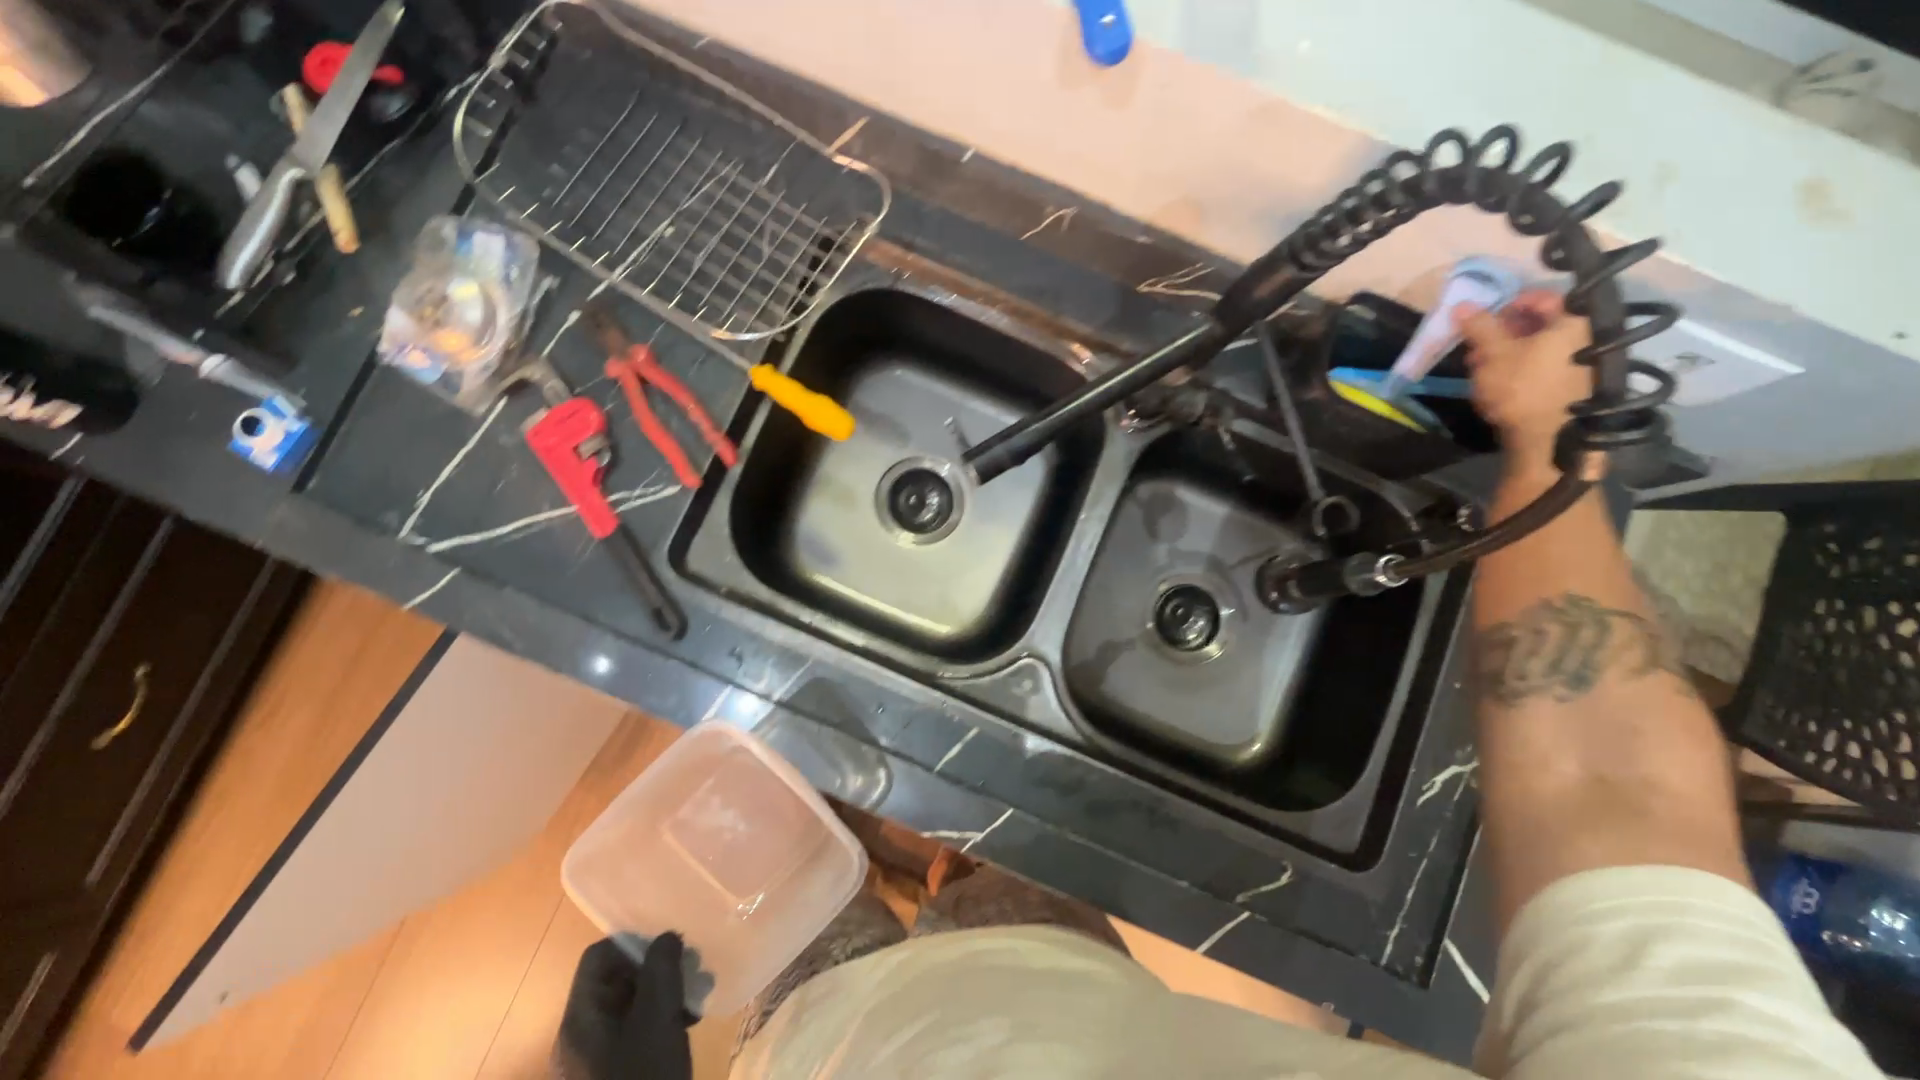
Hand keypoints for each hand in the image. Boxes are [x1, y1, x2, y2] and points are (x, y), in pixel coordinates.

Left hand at [554, 934, 693, 1079]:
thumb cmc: (645, 1078)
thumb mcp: (657, 1020)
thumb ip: (660, 971)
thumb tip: (666, 936)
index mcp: (580, 1018)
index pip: (598, 958)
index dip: (634, 944)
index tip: (672, 949)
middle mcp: (580, 1035)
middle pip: (614, 981)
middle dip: (656, 969)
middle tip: (693, 972)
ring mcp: (594, 1058)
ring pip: (628, 1006)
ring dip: (663, 994)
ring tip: (697, 1000)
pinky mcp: (612, 1074)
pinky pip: (633, 1031)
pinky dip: (660, 1020)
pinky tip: (687, 1026)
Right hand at [1456, 290, 1591, 474]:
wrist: (1548, 442)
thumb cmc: (1522, 389)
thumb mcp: (1493, 354)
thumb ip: (1479, 326)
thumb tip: (1463, 304)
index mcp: (1575, 321)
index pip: (1542, 297)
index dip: (1510, 303)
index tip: (1485, 318)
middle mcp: (1588, 338)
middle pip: (1541, 323)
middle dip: (1503, 332)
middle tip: (1477, 345)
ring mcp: (1585, 365)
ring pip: (1541, 347)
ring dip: (1507, 352)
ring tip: (1480, 369)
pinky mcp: (1576, 388)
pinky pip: (1546, 367)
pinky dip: (1521, 369)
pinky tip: (1499, 384)